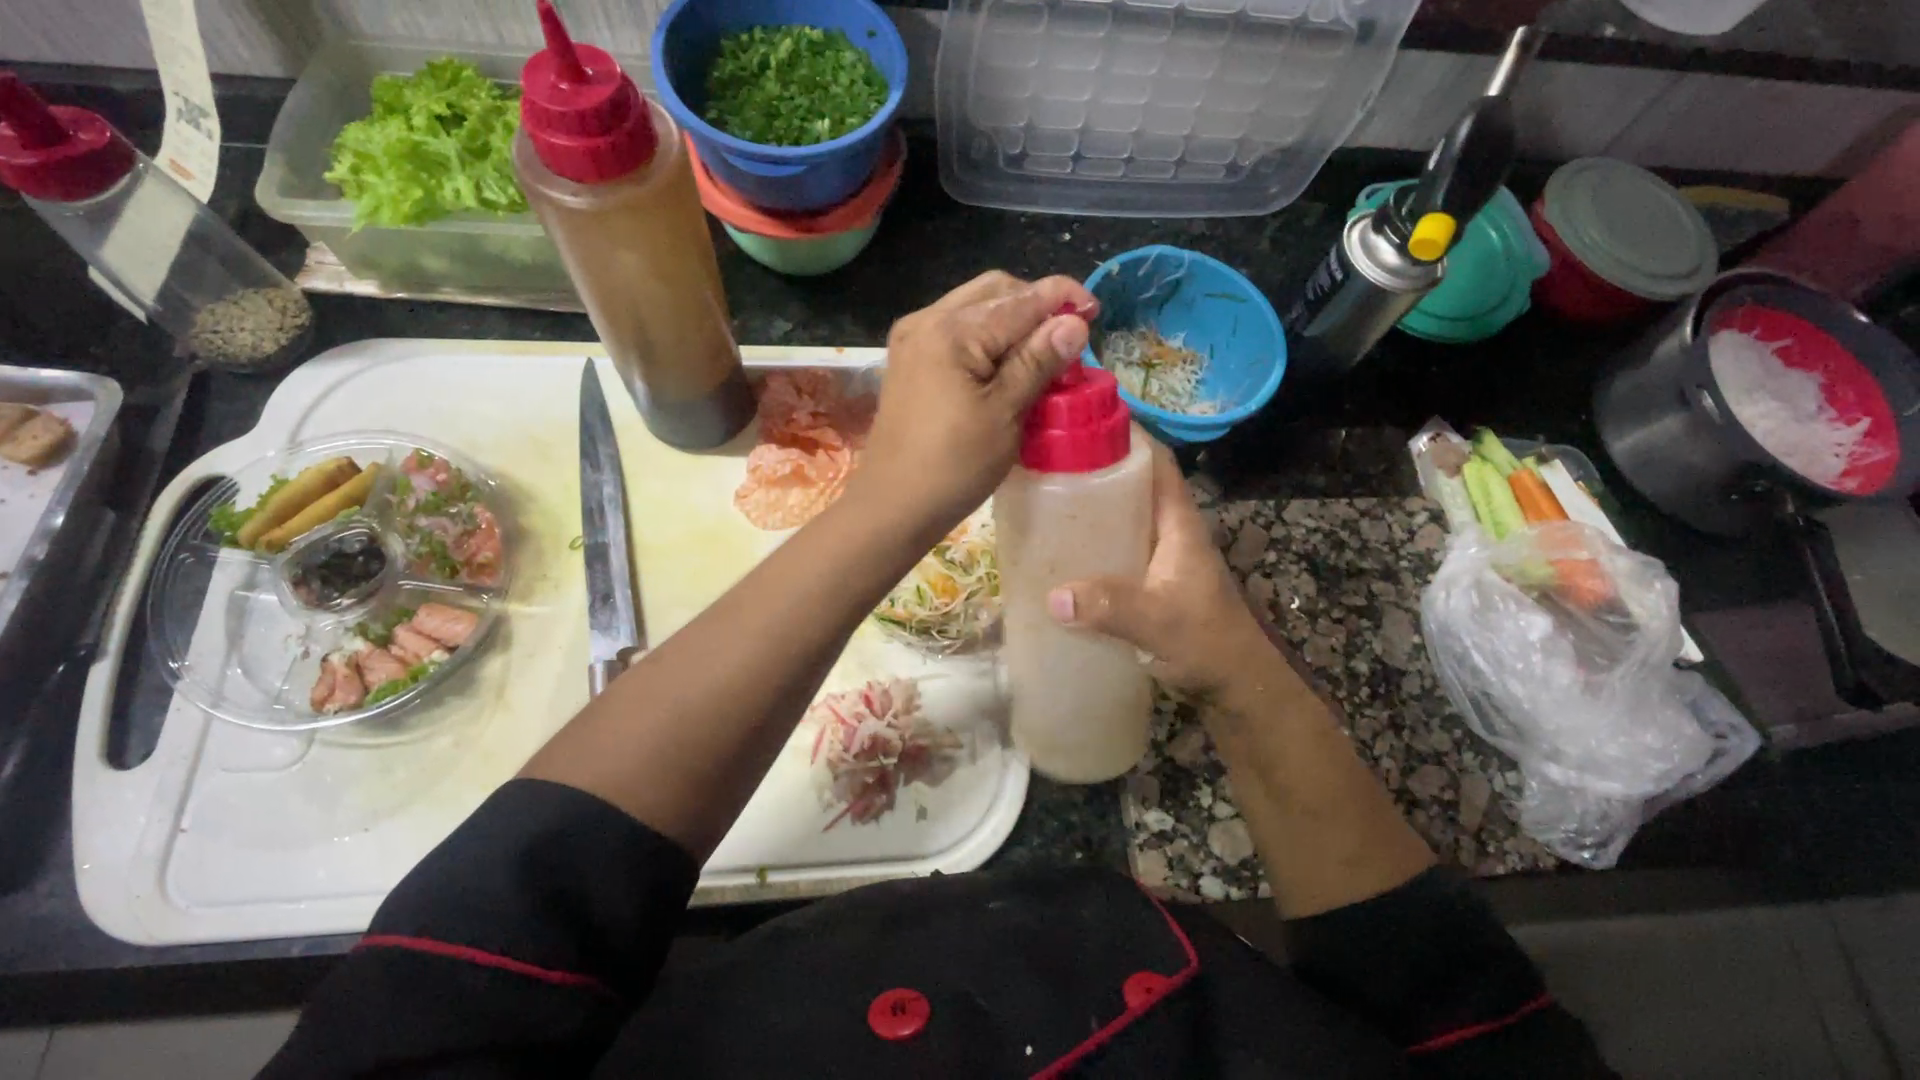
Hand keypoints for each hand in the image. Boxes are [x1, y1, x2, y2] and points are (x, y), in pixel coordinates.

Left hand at [853, 271, 1096, 534]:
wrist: (892, 506)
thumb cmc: (953, 465)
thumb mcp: (1005, 414)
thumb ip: (1038, 362)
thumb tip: (1075, 321)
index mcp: (951, 331)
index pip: (1020, 300)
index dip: (1062, 299)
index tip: (1096, 311)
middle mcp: (927, 321)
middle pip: (994, 292)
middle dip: (1035, 304)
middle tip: (1068, 335)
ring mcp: (913, 340)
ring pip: (975, 308)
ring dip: (1013, 320)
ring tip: (1043, 352)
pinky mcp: (909, 362)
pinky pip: (956, 331)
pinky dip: (987, 337)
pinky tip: (1007, 364)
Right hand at [1046, 442, 1273, 694]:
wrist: (1235, 686)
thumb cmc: (1208, 643)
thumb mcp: (1160, 623)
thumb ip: (1112, 609)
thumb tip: (1054, 598)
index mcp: (1179, 523)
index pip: (1156, 461)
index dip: (1125, 434)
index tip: (1079, 419)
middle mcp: (1168, 531)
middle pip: (1131, 483)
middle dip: (1092, 468)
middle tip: (1042, 462)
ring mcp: (1158, 557)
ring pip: (1120, 516)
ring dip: (1088, 506)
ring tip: (1039, 500)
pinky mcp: (1147, 582)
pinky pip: (1113, 548)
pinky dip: (1088, 544)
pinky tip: (1056, 555)